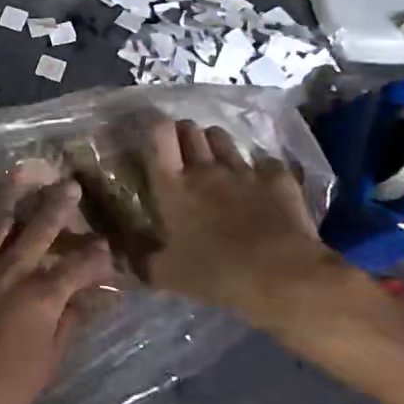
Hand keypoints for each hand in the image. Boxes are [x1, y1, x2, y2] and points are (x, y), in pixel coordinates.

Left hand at [0, 175, 113, 403]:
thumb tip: (89, 300)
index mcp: (42, 296)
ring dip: (12, 195)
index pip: (78, 268)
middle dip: (58, 206)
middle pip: (41, 230)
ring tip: (22, 171)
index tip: (105, 243)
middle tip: (70, 184)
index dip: (95, 255)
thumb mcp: (46, 365)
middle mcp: (13, 270)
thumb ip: (67, 326)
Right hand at [141, 118, 371, 326]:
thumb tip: (124, 253)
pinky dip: (259, 170)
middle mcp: (207, 169)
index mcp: (174, 187)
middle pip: (192, 130)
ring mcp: (244, 170)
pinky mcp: (278, 178)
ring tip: (216, 159)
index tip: (157, 134)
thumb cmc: (215, 273)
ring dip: (216, 144)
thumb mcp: (166, 275)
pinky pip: (265, 163)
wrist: (279, 275)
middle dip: (185, 133)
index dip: (158, 127)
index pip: (161, 136)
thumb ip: (142, 261)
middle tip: (184, 149)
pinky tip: (261, 184)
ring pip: (224, 139)